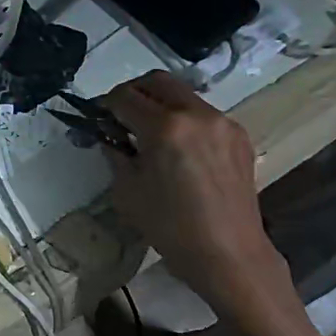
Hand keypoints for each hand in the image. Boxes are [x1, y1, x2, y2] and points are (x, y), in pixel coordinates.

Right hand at [101, 70, 288, 309]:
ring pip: (182, 95)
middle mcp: (197, 115)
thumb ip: (116, 154)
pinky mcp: (238, 137)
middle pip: (157, 81)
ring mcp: (223, 123)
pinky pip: (202, 114)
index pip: (124, 96)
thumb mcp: (127, 191)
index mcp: (165, 127)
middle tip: (119, 117)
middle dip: (133, 93)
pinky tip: (176, 149)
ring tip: (148, 135)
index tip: (97, 119)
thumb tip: (111, 138)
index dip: (105, 105)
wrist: (228, 253)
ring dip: (159, 105)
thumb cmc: (169, 226)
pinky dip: (182, 120)